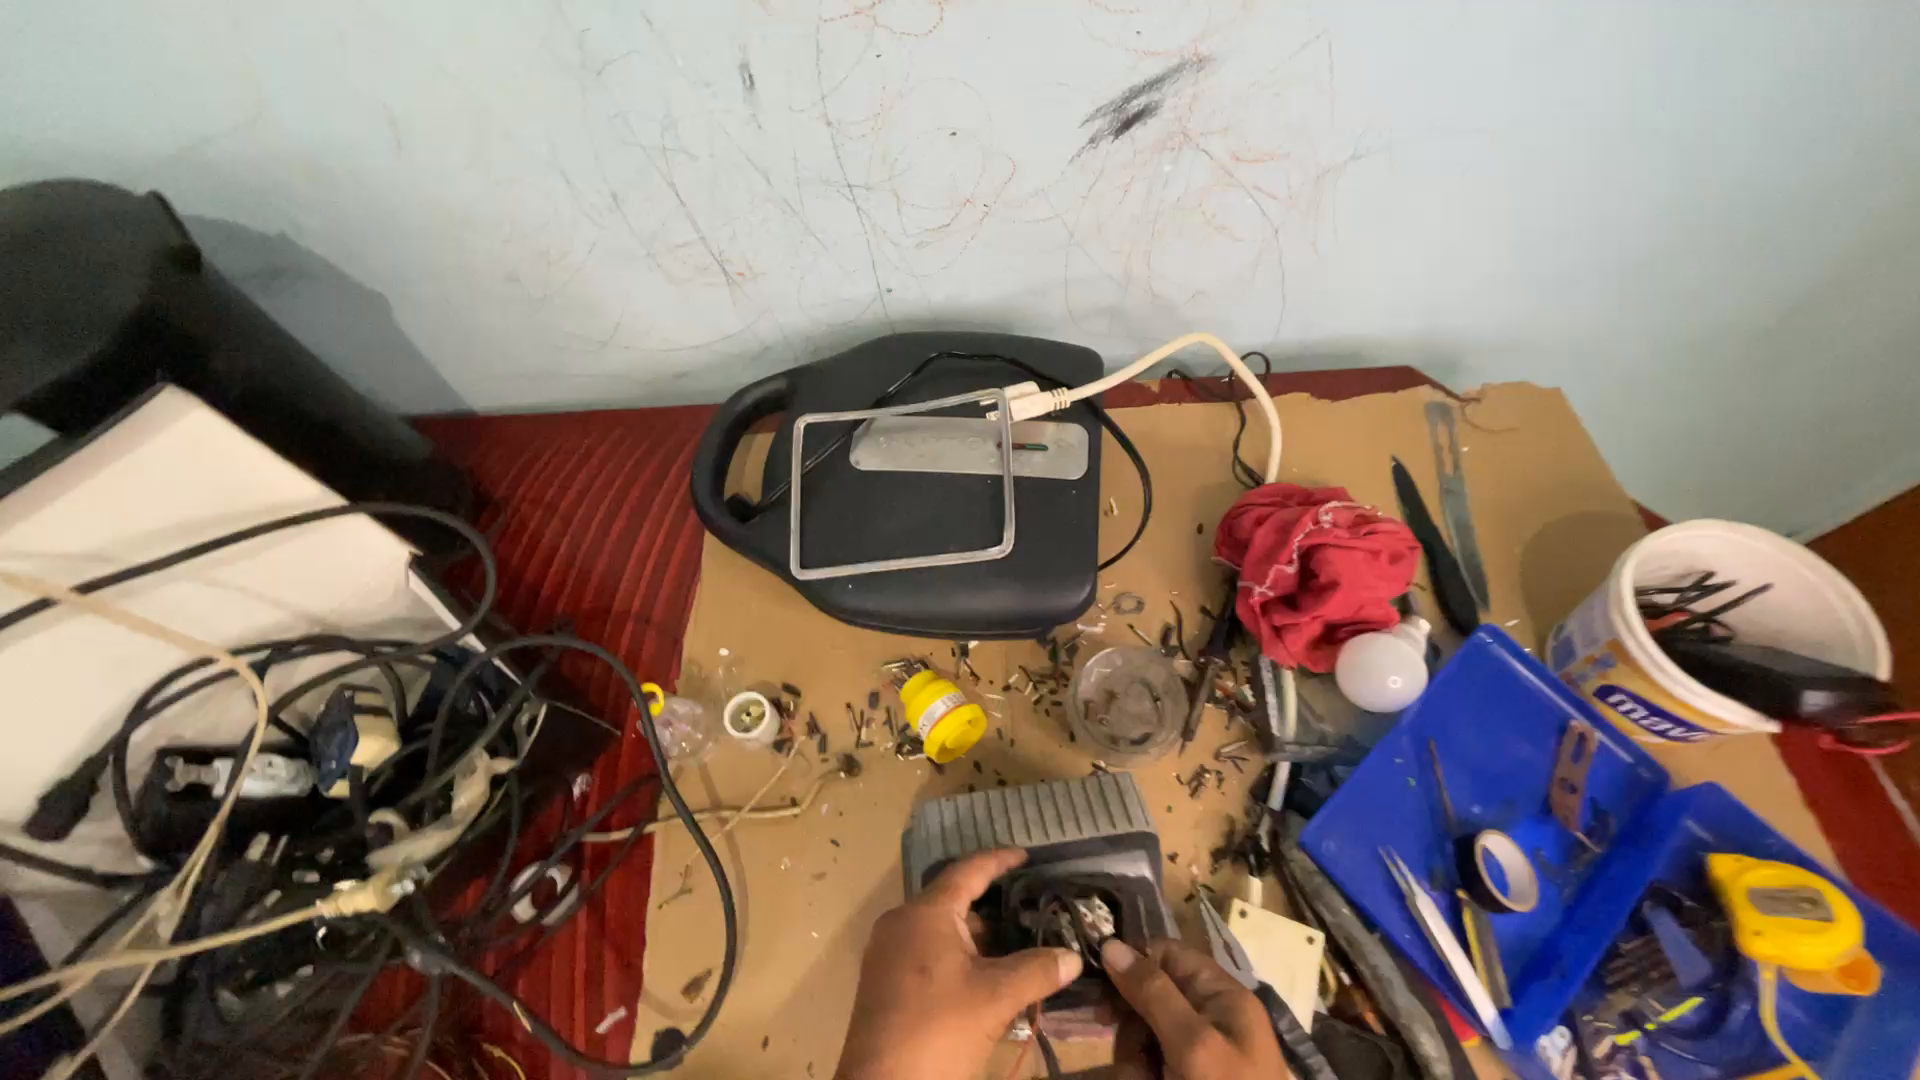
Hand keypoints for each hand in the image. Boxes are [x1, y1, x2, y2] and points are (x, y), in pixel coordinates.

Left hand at [836, 849, 1083, 1079]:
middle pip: (954, 902)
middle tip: (1032, 912)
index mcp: (925, 912)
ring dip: (977, 940)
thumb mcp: (994, 999)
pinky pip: (927, 954)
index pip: (968, 871)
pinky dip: (958, 958)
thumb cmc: (938, 1030)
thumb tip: (1073, 956)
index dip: (999, 860)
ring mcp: (888, 953)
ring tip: (1018, 950)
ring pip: (942, 932)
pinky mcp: (885, 982)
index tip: (1025, 854)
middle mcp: (901, 922)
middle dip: (994, 909)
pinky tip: (986, 981)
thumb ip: (1035, 970)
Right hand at [1103, 937, 1287, 1079]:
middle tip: (1137, 1066)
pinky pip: (1148, 1068)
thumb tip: (1110, 944)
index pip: (1166, 954)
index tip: (1104, 992)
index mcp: (1222, 997)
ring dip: (1133, 1064)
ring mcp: (1198, 1057)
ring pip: (1142, 1038)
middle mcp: (1210, 1019)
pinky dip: (1141, 1079)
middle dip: (1132, 1030)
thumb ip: (1154, 993)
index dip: (1133, 965)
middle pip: (1149, 998)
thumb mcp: (1194, 1046)